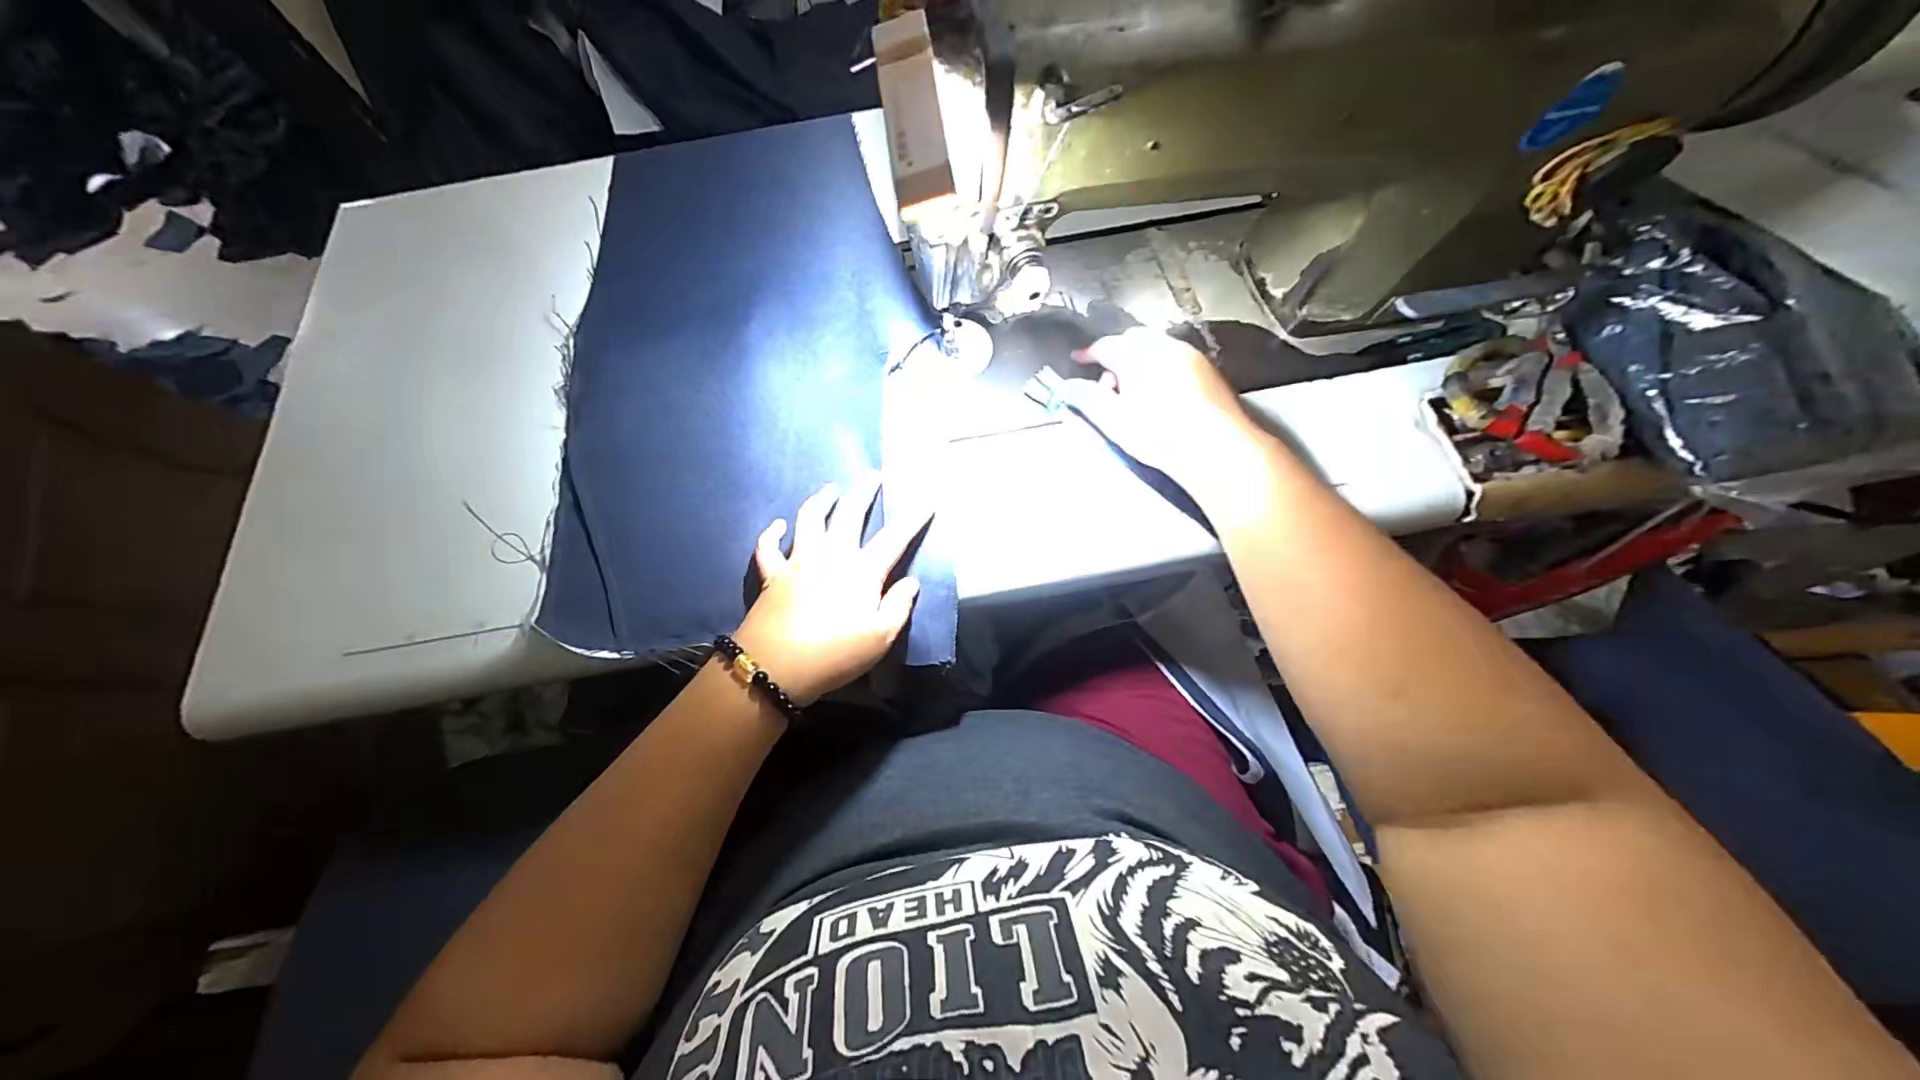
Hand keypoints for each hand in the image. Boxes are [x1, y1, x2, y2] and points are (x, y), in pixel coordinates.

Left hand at [731, 475, 928, 705]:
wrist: (775, 667)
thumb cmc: (835, 655)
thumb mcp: (880, 639)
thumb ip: (898, 607)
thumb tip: (911, 582)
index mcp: (862, 572)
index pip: (894, 539)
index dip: (912, 519)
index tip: (926, 501)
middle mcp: (831, 556)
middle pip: (849, 514)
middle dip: (863, 492)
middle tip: (873, 476)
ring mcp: (798, 561)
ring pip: (809, 519)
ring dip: (821, 500)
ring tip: (830, 489)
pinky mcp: (773, 574)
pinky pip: (769, 547)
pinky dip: (771, 533)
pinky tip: (778, 524)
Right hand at [1055, 329, 1279, 502]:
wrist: (1219, 451)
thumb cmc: (1161, 436)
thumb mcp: (1113, 421)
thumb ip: (1086, 399)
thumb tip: (1068, 387)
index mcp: (1139, 353)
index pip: (1105, 344)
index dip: (1088, 353)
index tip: (1078, 361)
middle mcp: (1166, 346)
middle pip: (1133, 340)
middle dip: (1115, 356)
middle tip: (1105, 383)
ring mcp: (1191, 357)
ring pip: (1156, 349)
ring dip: (1138, 363)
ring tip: (1132, 395)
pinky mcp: (1208, 372)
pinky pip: (1175, 360)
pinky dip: (1159, 369)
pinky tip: (1158, 398)